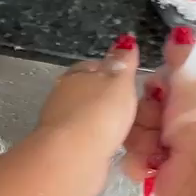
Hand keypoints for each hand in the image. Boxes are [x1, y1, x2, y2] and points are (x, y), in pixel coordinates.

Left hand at [36, 33, 140, 154]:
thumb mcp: (118, 81)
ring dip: (103, 120)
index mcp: (75, 75)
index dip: (111, 71)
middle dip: (108, 98)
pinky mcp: (66, 146)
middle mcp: (63, 96)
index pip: (93, 66)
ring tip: (129, 127)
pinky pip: (88, 138)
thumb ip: (122, 63)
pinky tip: (114, 144)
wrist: (73, 155)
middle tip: (134, 106)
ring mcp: (62, 122)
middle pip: (89, 92)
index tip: (128, 79)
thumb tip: (124, 40)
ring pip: (88, 116)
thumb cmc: (99, 112)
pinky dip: (99, 139)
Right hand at [122, 27, 195, 195]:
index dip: (159, 84)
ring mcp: (170, 146)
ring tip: (157, 147)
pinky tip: (152, 163)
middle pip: (146, 106)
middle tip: (158, 120)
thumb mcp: (194, 84)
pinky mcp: (155, 169)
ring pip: (135, 130)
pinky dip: (140, 160)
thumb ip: (181, 60)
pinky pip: (132, 155)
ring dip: (142, 138)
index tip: (156, 89)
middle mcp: (187, 122)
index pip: (170, 82)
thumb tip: (179, 34)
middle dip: (146, 113)